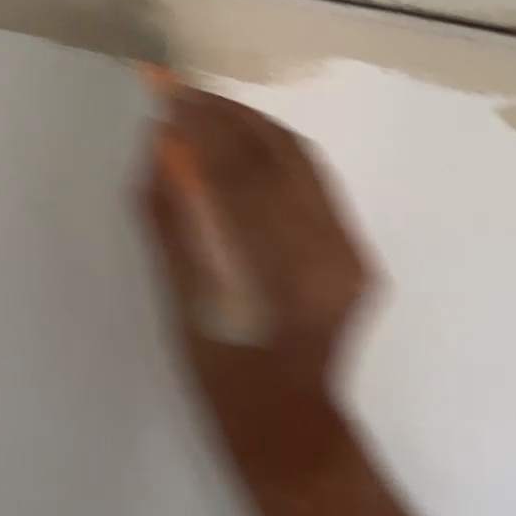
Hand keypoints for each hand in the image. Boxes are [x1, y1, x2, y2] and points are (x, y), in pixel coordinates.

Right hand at [140, 84, 373, 466]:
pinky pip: (315, 185)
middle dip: (228, 115)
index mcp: (278, 276)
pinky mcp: (358, 254)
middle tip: (185, 92)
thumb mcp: (181, 300)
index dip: (202, 127)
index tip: (169, 93)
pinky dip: (276, 155)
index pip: (238, 175)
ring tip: (210, 108)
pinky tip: (246, 145)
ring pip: (302, 162)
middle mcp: (328, 256)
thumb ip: (168, 221)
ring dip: (253, 126)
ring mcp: (351, 253)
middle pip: (278, 157)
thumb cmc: (220, 372)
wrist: (287, 423)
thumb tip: (157, 150)